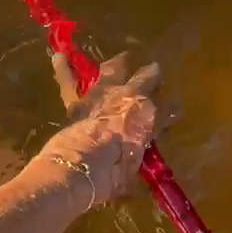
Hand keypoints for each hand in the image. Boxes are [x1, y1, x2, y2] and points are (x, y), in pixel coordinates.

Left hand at [31, 51, 161, 205]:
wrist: (79, 169)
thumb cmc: (111, 175)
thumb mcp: (131, 172)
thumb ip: (134, 162)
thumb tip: (133, 169)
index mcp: (149, 117)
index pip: (170, 110)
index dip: (171, 112)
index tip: (173, 115)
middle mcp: (130, 99)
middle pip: (147, 79)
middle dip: (152, 77)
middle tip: (153, 75)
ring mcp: (103, 96)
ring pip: (113, 70)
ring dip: (119, 64)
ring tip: (122, 59)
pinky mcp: (77, 102)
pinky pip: (69, 82)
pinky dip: (64, 70)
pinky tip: (59, 57)